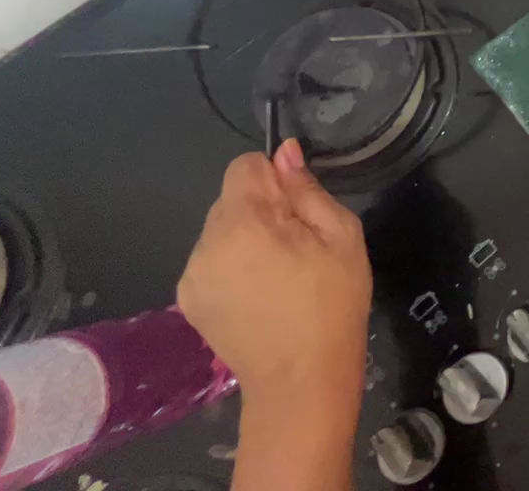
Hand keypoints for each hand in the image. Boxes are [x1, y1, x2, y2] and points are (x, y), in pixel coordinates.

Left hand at [178, 140, 370, 406]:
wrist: (301, 376)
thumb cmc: (333, 300)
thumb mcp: (341, 235)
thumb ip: (307, 191)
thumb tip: (285, 152)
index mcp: (242, 225)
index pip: (243, 167)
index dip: (276, 176)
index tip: (301, 206)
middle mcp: (203, 246)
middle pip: (231, 198)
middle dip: (265, 208)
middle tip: (301, 242)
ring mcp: (190, 277)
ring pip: (222, 229)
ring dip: (250, 235)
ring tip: (283, 269)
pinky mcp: (188, 300)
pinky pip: (213, 258)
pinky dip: (237, 261)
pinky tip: (263, 289)